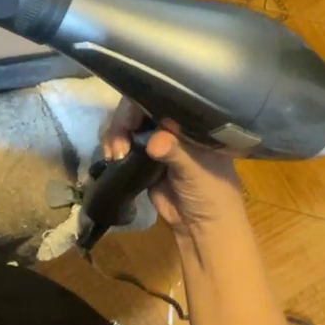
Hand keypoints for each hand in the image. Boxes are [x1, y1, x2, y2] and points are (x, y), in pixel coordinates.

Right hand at [102, 101, 243, 235]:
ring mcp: (156, 140)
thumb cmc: (211, 194)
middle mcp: (173, 125)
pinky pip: (123, 143)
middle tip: (119, 144)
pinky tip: (113, 156)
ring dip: (116, 135)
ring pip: (128, 124)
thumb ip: (176, 153)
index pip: (164, 98)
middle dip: (124, 121)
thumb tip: (155, 141)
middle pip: (140, 108)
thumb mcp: (197, 171)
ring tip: (115, 154)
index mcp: (193, 120)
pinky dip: (114, 146)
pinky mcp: (142, 157)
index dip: (144, 102)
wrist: (201, 226)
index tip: (132, 119)